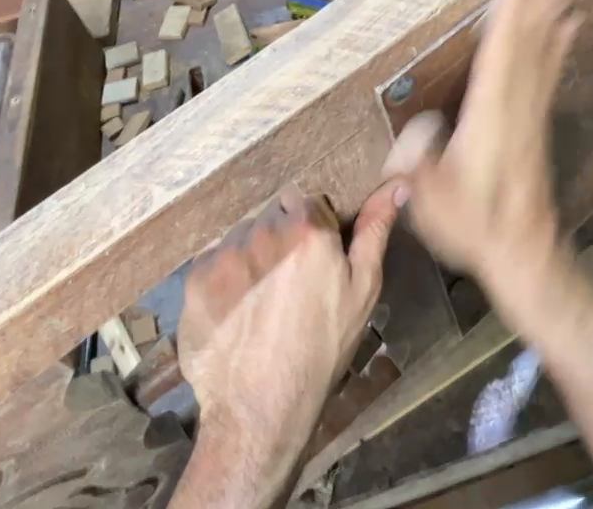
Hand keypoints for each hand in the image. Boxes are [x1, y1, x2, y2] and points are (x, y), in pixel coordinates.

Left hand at [175, 182, 402, 495]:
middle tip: (289, 277)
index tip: (314, 253)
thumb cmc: (322, 348)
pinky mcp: (195, 278)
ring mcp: (225, 253)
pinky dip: (224, 275)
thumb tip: (397, 185)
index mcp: (308, 228)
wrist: (259, 407)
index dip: (312, 226)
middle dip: (280, 234)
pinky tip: (236, 307)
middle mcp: (263, 230)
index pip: (308, 201)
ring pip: (242, 234)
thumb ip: (375, 230)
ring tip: (260, 294)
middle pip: (272, 215)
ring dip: (252, 252)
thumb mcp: (362, 290)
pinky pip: (213, 260)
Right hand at [383, 0, 582, 296]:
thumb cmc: (473, 228)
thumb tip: (420, 127)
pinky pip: (549, 68)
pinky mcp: (537, 117)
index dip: (514, 9)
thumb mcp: (431, 205)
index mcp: (490, 117)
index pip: (503, 52)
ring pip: (543, 47)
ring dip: (553, 5)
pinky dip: (559, 38)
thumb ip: (419, 164)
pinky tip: (570, 19)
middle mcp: (517, 104)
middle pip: (530, 38)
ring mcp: (532, 109)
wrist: (523, 250)